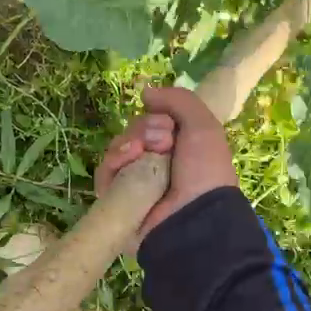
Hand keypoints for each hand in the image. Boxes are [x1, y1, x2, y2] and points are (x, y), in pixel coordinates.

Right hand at [95, 86, 237, 243]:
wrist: (194, 217)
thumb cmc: (205, 171)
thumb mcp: (203, 125)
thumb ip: (178, 100)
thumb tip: (145, 92)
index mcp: (178, 151)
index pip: (153, 122)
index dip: (157, 118)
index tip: (169, 125)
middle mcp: (156, 166)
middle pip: (134, 132)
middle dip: (145, 129)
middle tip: (162, 142)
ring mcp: (135, 184)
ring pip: (118, 149)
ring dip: (129, 143)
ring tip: (143, 152)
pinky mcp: (117, 201)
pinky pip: (105, 172)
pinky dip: (114, 161)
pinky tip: (128, 160)